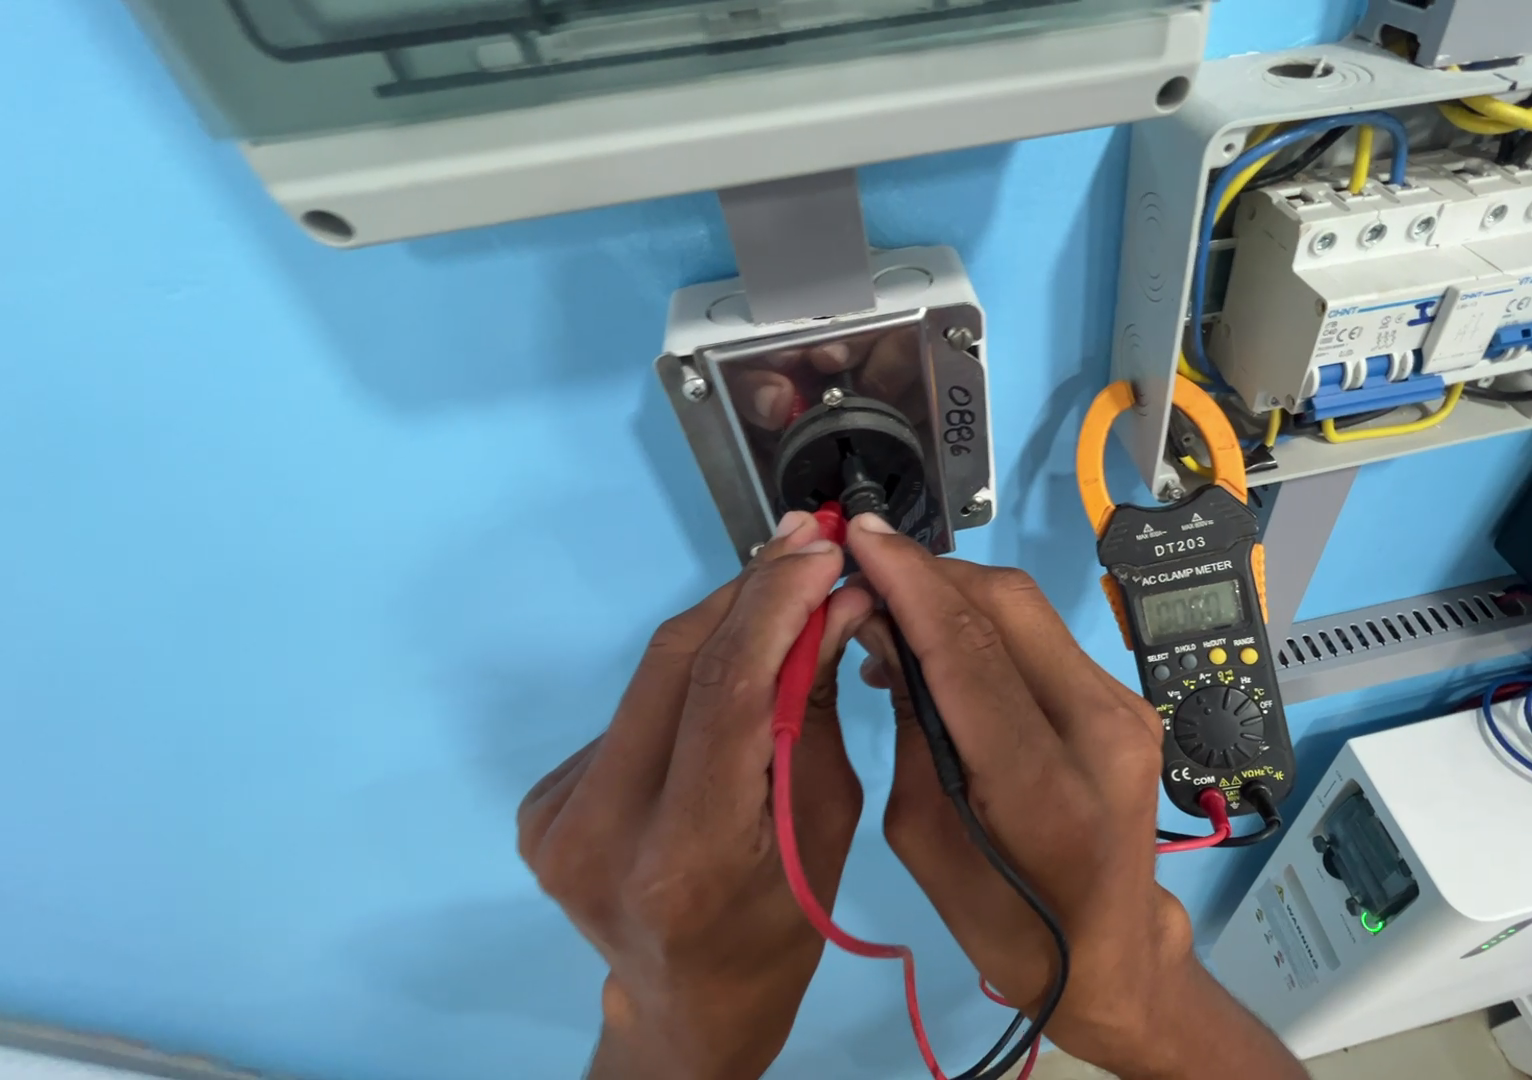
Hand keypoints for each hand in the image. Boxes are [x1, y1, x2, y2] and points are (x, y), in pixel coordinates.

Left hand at [517, 512, 871, 1079]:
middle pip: (677, 660)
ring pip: (656, 672)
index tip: (822, 547)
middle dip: (751, 589)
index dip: (775, 603)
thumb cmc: (782, 927)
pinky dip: (697, 667)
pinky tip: (739, 659)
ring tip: (787, 581)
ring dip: (729, 619)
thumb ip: (812, 706)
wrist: (687, 1006)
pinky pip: (640, 705)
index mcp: (685, 852)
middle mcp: (598, 827)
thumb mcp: (827, 819)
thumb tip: (835, 603)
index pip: (725, 690)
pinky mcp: (546, 797)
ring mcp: (556, 812)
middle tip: (809, 538)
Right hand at [846, 515, 1306, 1079]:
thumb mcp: (923, 837)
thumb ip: (910, 727)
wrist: (1113, 951)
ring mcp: (1122, 706)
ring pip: (1027, 608)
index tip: (862, 537)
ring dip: (955, 592)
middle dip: (930, 573)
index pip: (969, 652)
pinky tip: (945, 642)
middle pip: (1007, 605)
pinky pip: (1041, 635)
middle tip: (870, 572)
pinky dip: (985, 621)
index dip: (910, 584)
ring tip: (898, 612)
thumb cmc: (1005, 921)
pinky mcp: (1124, 698)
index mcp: (1045, 785)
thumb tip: (889, 634)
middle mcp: (1100, 726)